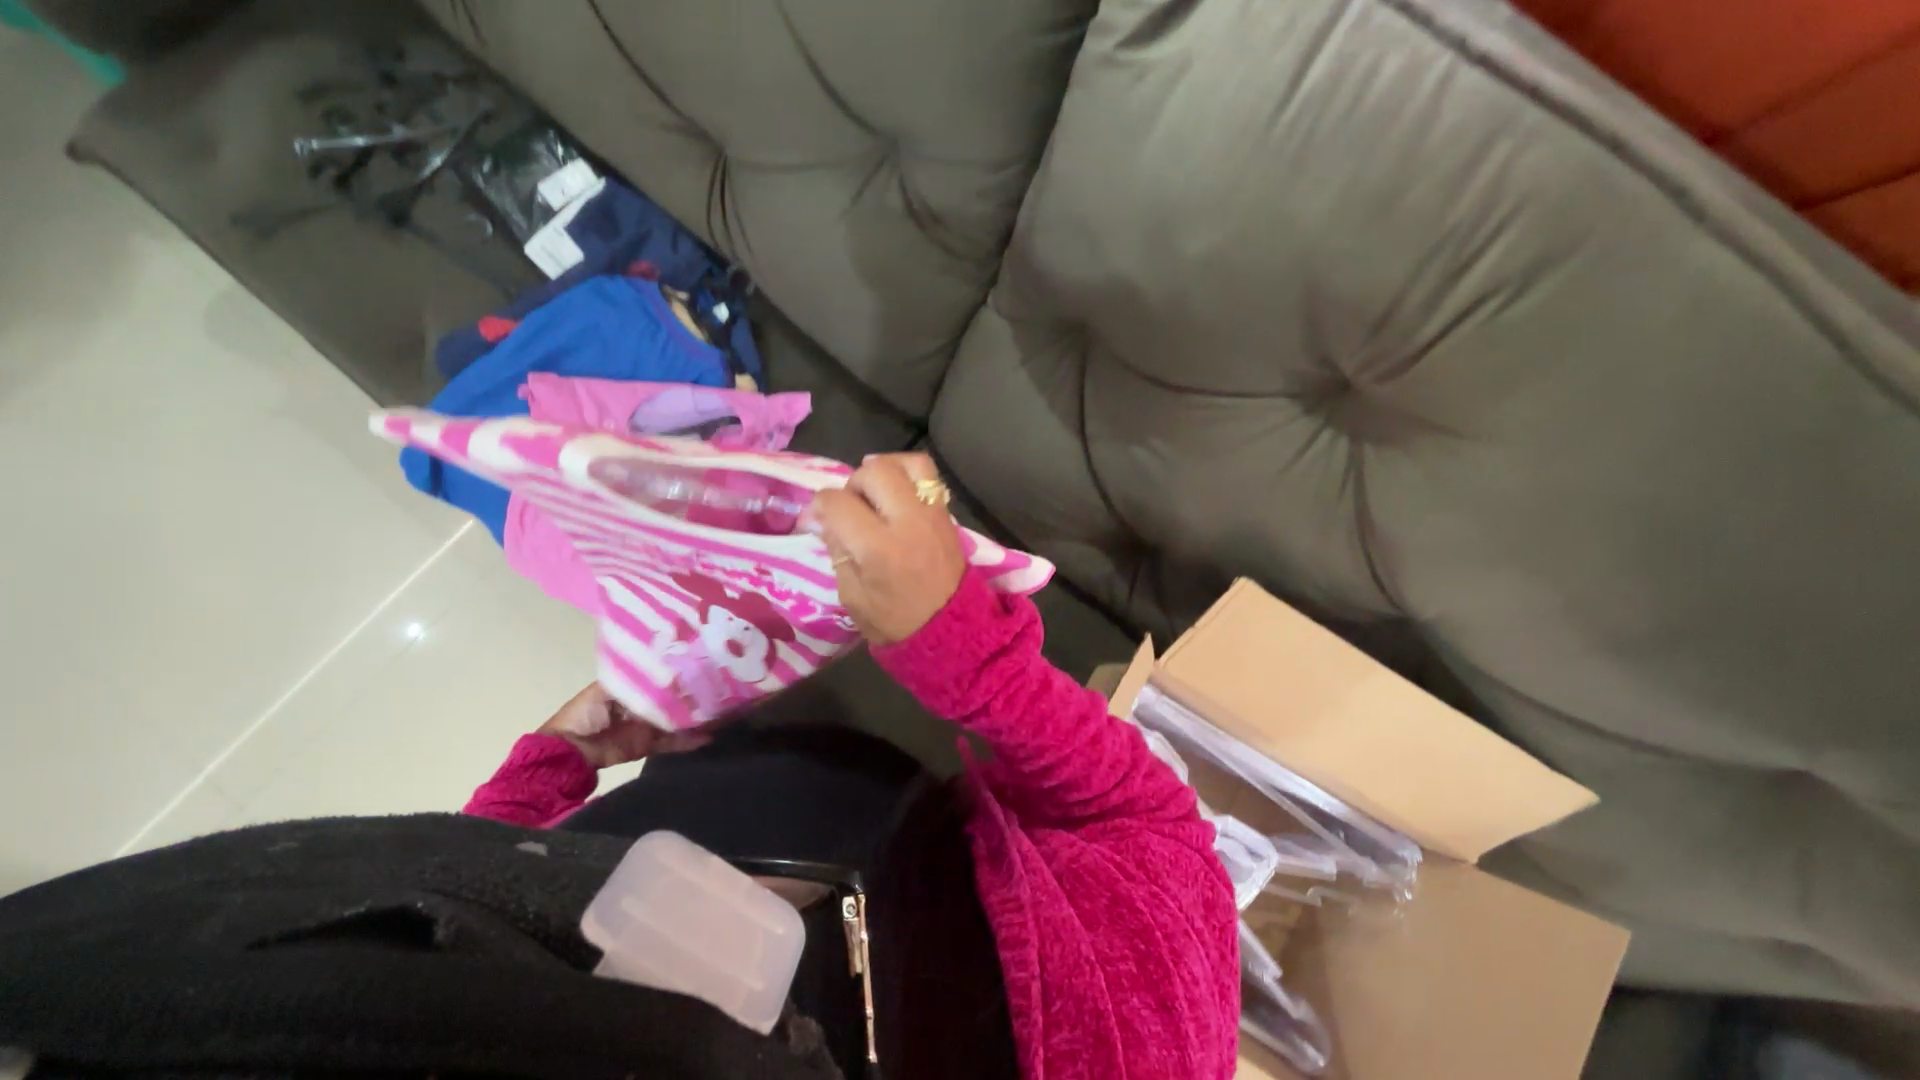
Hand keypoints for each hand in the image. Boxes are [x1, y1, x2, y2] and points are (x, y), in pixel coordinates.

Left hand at [536, 683, 712, 767]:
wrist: (570, 751)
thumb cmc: (584, 713)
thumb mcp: (608, 689)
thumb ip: (638, 683)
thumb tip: (670, 674)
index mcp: (632, 685)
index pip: (661, 675)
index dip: (680, 671)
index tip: (702, 663)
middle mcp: (643, 703)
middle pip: (673, 697)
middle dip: (693, 694)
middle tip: (721, 687)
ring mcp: (647, 724)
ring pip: (678, 719)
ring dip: (696, 717)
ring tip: (722, 711)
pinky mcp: (649, 745)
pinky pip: (673, 741)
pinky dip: (690, 740)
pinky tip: (710, 735)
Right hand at [807, 453, 966, 645]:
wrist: (952, 631)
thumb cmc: (895, 623)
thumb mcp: (852, 597)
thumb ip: (838, 552)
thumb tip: (825, 520)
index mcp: (878, 549)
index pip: (837, 503)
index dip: (818, 507)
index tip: (816, 520)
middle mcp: (907, 522)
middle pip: (873, 472)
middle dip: (852, 484)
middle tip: (850, 508)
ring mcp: (932, 514)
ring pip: (906, 463)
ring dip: (883, 470)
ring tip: (874, 492)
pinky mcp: (946, 514)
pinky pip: (928, 475)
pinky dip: (907, 474)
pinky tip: (895, 492)